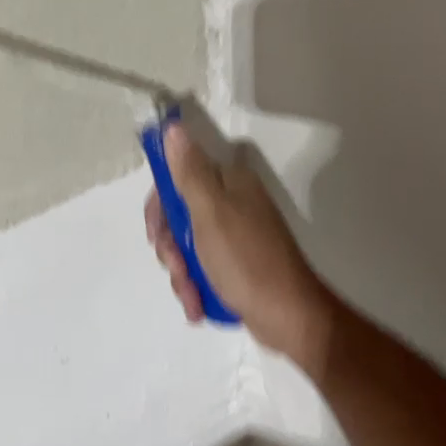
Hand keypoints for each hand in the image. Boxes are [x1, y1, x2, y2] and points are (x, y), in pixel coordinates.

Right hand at [144, 123, 336, 371]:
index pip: (178, 177)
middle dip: (171, 248)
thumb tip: (174, 128)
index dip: (160, 206)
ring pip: (186, 246)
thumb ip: (189, 171)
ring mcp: (235, 236)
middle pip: (178, 215)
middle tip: (177, 268)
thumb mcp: (210, 213)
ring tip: (192, 296)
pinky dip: (195, 287)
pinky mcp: (236, 265)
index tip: (157, 233)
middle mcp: (233, 203)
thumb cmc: (247, 261)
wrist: (288, 318)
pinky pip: (201, 268)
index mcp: (230, 184)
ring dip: (181, 274)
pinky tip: (198, 306)